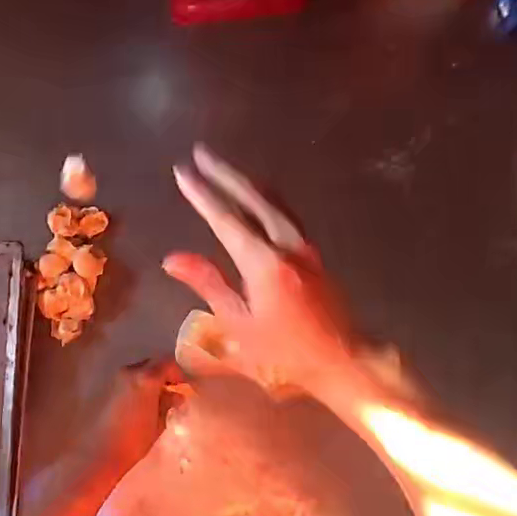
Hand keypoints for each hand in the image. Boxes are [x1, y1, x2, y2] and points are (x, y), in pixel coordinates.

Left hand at [87, 357, 185, 471]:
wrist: (101, 452)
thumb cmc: (135, 440)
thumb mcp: (158, 422)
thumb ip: (168, 404)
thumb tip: (176, 395)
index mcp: (146, 378)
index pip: (169, 363)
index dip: (181, 372)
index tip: (188, 385)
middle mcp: (131, 371)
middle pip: (154, 363)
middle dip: (168, 373)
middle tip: (178, 389)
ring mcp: (118, 378)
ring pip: (142, 369)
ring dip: (154, 378)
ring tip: (164, 396)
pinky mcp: (110, 387)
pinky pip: (132, 378)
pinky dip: (143, 383)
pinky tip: (148, 401)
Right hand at [163, 143, 364, 399]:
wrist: (344, 362)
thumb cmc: (285, 355)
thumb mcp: (238, 326)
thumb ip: (208, 285)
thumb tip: (172, 258)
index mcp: (264, 264)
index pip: (226, 219)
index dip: (202, 195)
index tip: (182, 172)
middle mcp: (287, 245)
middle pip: (253, 198)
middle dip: (224, 174)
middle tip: (200, 153)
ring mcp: (305, 247)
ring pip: (273, 201)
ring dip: (246, 181)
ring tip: (223, 167)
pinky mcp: (314, 253)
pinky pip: (286, 213)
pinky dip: (265, 196)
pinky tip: (258, 195)